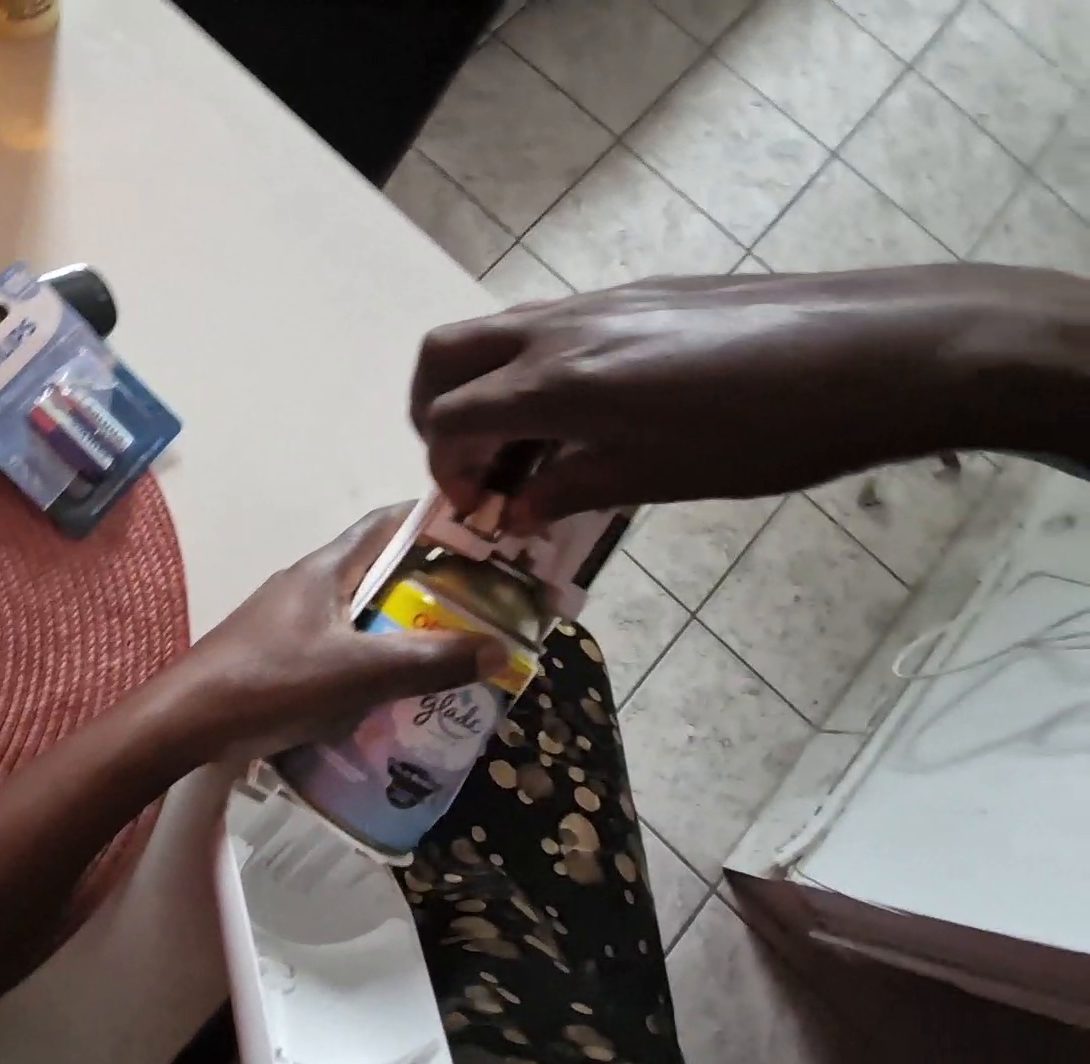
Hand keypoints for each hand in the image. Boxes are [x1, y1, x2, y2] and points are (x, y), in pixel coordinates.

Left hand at [153, 504, 505, 761]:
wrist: (187, 719)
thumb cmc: (272, 682)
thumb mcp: (358, 672)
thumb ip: (428, 660)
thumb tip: (500, 649)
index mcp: (323, 569)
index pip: (384, 525)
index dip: (431, 522)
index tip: (482, 535)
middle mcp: (305, 584)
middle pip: (376, 571)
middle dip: (427, 585)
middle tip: (480, 609)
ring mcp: (286, 619)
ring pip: (356, 612)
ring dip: (398, 627)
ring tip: (448, 653)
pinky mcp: (275, 653)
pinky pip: (335, 645)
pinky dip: (368, 658)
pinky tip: (389, 690)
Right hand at [411, 264, 1089, 530]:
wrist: (890, 348)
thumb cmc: (769, 431)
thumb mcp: (657, 478)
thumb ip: (568, 491)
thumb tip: (516, 512)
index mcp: (556, 383)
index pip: (450, 418)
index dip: (444, 467)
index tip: (474, 503)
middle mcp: (555, 332)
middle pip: (442, 355)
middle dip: (430, 409)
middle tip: (465, 456)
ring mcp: (591, 304)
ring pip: (489, 333)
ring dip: (477, 386)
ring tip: (519, 439)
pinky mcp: (630, 294)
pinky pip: (541, 327)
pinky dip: (524, 369)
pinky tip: (578, 408)